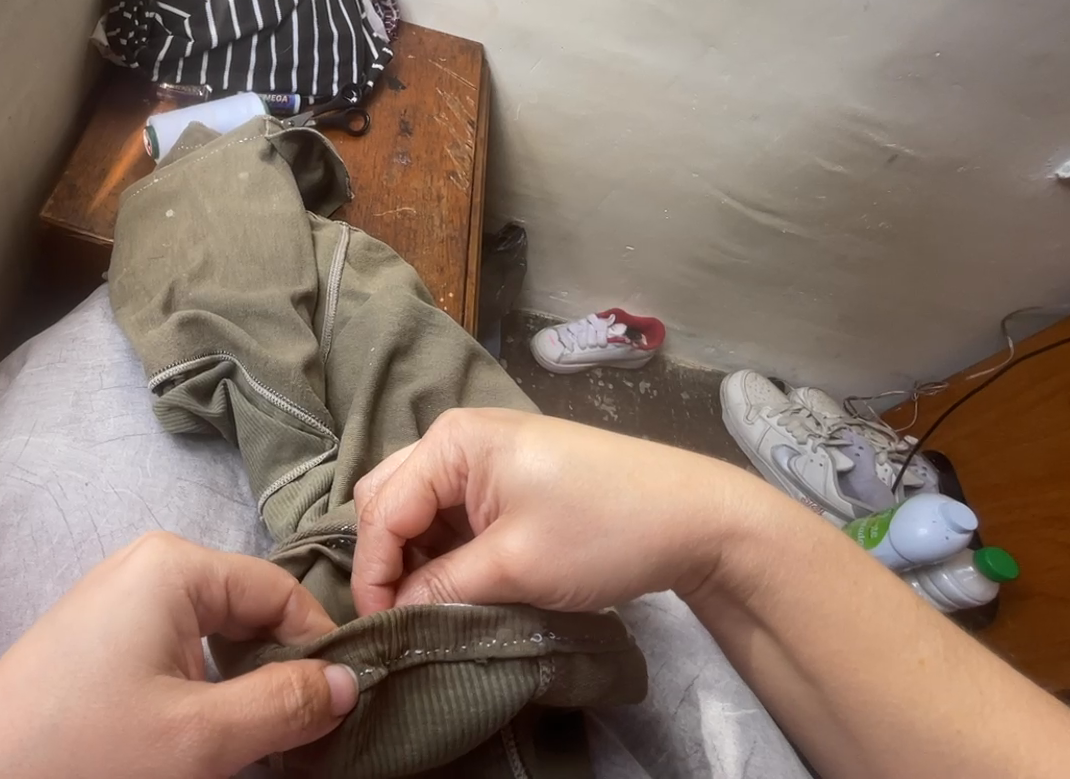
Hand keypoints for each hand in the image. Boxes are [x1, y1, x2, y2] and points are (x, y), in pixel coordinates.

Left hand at [0, 532, 358, 778]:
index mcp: (177, 563)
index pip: (278, 589)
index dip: (319, 645)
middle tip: (309, 733)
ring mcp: (122, 594)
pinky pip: (178, 645)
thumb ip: (284, 705)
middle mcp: (151, 562)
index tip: (349, 706)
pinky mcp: (103, 631)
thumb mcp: (200, 737)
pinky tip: (209, 731)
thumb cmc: (89, 751)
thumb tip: (352, 681)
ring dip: (245, 682)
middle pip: (246, 605)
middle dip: (281, 666)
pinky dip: (206, 685)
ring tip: (262, 739)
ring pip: (214, 630)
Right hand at [352, 408, 792, 615]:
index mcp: (450, 441)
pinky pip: (446, 507)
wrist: (697, 517)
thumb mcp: (517, 566)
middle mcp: (453, 436)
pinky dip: (440, 544)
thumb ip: (443, 588)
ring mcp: (478, 452)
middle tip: (398, 615)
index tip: (380, 632)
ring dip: (412, 552)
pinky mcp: (500, 473)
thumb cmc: (603, 530)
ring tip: (426, 601)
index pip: (383, 509)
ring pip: (414, 502)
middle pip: (387, 496)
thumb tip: (393, 619)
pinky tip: (455, 578)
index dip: (373, 572)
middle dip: (385, 557)